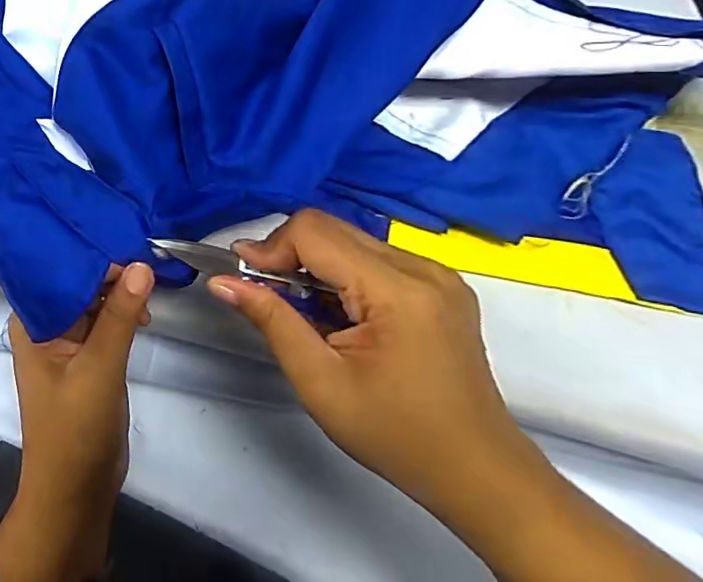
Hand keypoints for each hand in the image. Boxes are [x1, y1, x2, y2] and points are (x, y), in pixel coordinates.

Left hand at [0, 262, 153, 581]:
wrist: (76, 492)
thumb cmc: (75, 429)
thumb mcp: (100, 368)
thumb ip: (119, 315)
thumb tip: (140, 265)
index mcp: (31, 319)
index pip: (59, 271)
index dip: (91, 255)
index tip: (127, 238)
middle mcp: (43, 322)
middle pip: (77, 283)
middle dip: (109, 270)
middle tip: (148, 254)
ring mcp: (65, 340)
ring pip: (93, 301)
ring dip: (119, 291)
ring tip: (152, 280)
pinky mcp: (85, 356)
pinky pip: (103, 322)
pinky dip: (122, 312)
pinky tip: (144, 308)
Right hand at [207, 209, 536, 511]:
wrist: (481, 475)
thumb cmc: (397, 436)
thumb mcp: (320, 382)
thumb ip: (271, 320)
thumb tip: (222, 282)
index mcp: (398, 291)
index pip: (313, 232)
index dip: (269, 248)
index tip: (244, 279)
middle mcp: (422, 269)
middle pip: (331, 227)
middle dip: (288, 254)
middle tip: (265, 293)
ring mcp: (437, 274)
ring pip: (349, 238)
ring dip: (313, 263)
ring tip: (303, 308)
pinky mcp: (441, 285)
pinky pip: (373, 255)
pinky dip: (341, 272)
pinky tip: (338, 311)